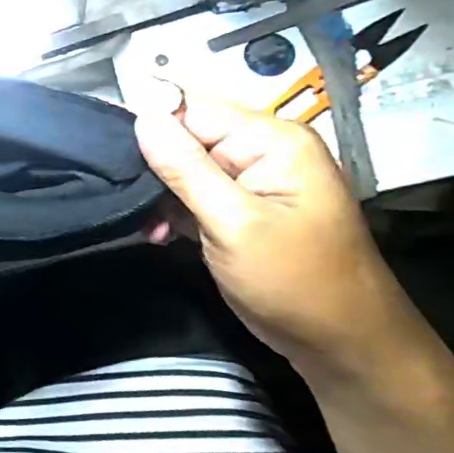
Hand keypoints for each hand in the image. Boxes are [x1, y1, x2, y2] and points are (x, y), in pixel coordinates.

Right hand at [135, 93, 439, 389]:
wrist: (341, 343)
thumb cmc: (295, 282)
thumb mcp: (234, 224)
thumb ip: (186, 169)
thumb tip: (144, 117)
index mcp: (271, 140)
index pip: (195, 109)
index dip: (151, 124)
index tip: (112, 151)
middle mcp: (262, 152)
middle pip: (188, 137)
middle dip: (154, 166)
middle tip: (128, 199)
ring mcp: (251, 183)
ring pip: (186, 170)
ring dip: (160, 195)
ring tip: (148, 225)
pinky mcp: (240, 212)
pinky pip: (196, 197)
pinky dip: (174, 213)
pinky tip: (159, 233)